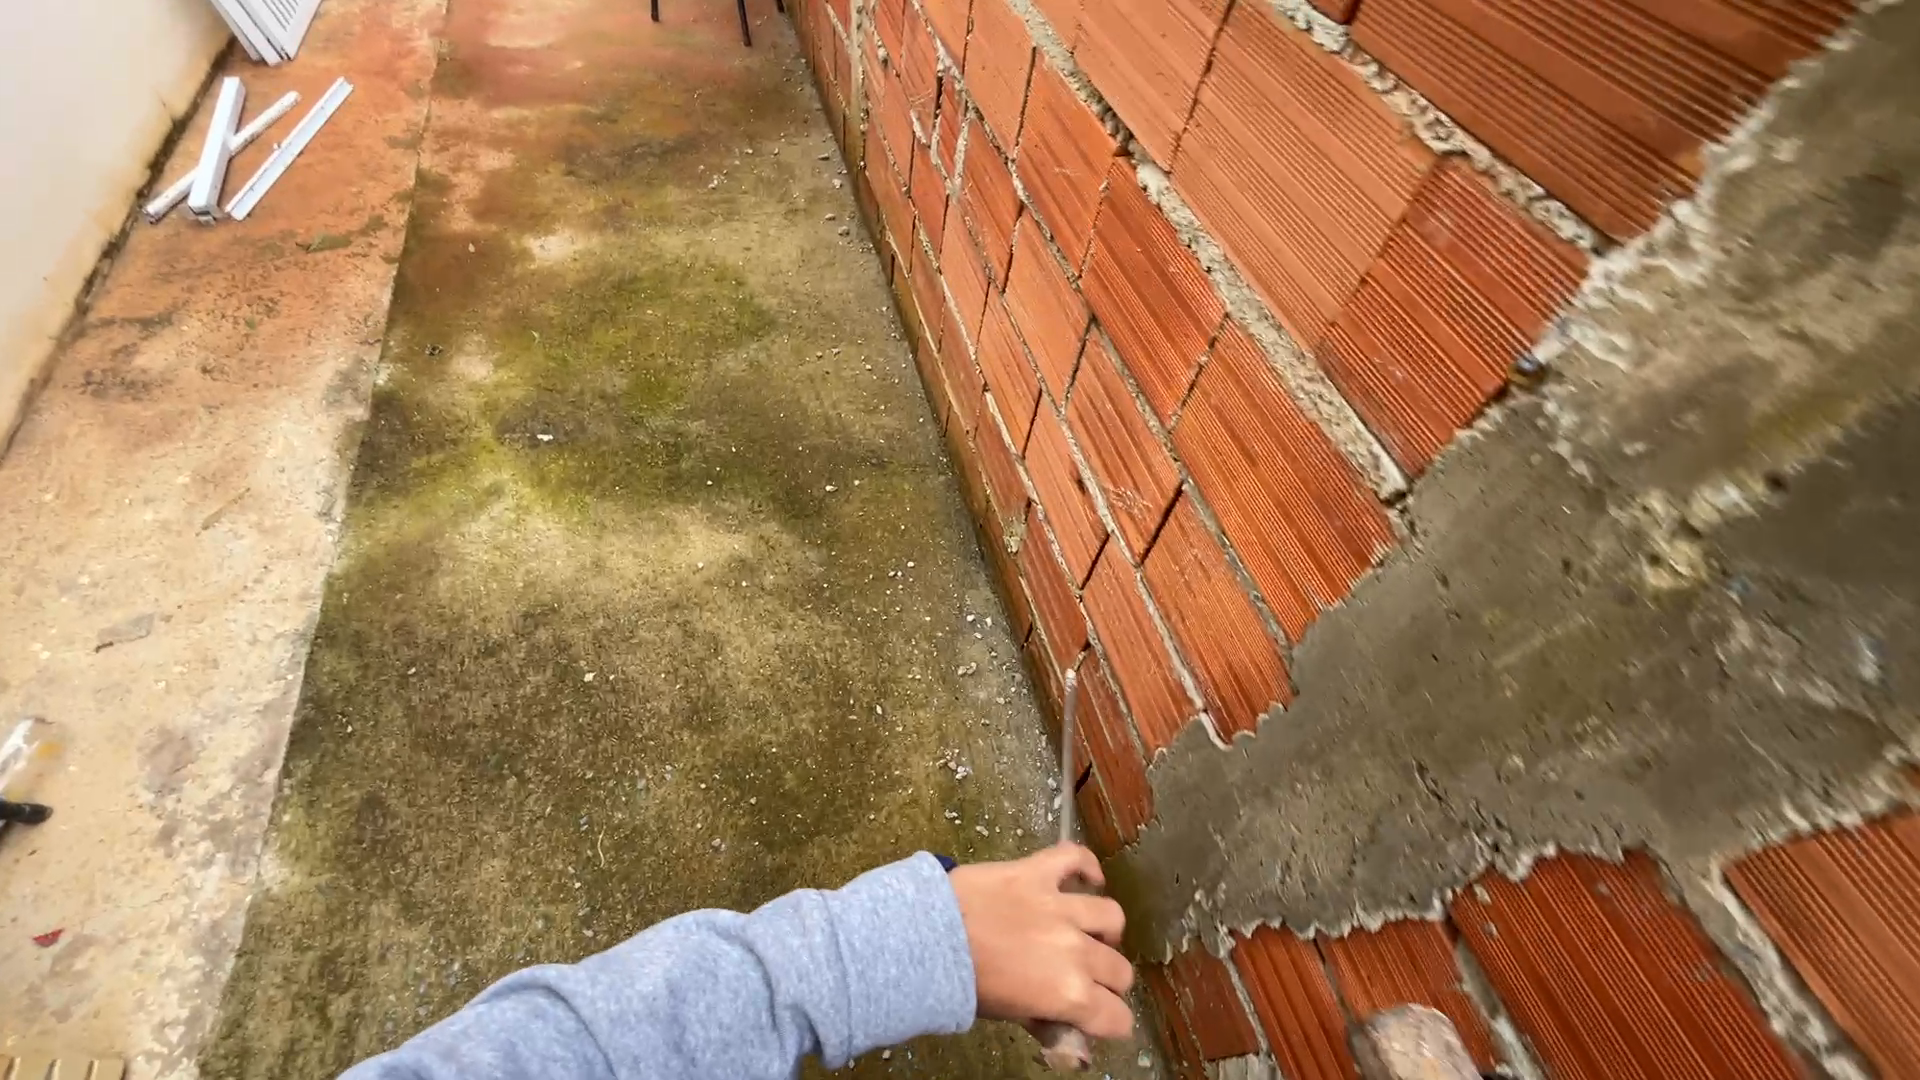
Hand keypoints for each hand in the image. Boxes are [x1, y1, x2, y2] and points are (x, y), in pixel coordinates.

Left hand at [948, 844, 1134, 1039]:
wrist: (933, 936)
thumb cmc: (968, 983)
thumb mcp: (1010, 1014)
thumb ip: (1049, 1025)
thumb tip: (1077, 1047)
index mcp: (1070, 994)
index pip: (1117, 1017)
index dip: (1111, 1020)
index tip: (1100, 1015)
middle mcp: (1076, 950)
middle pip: (1119, 970)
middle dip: (1110, 981)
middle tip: (1090, 976)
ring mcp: (1060, 906)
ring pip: (1110, 916)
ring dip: (1105, 930)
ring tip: (1089, 931)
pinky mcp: (1040, 870)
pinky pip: (1076, 858)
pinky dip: (1088, 865)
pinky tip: (1089, 878)